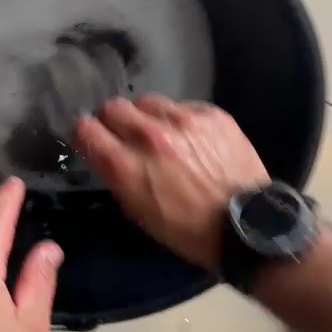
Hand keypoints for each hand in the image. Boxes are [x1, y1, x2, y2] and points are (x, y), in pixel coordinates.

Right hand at [74, 95, 268, 270]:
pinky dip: (178, 119)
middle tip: (123, 135)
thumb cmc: (187, 230)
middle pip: (112, 107)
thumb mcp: (138, 212)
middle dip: (112, 121)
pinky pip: (180, 105)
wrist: (248, 226)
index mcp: (128, 167)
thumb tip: (105, 153)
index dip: (84, 134)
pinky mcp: (211, 114)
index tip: (91, 140)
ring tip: (158, 133)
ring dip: (144, 116)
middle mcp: (150, 137)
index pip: (85, 129)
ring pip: (145, 101)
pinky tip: (188, 137)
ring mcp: (183, 121)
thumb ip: (116, 176)